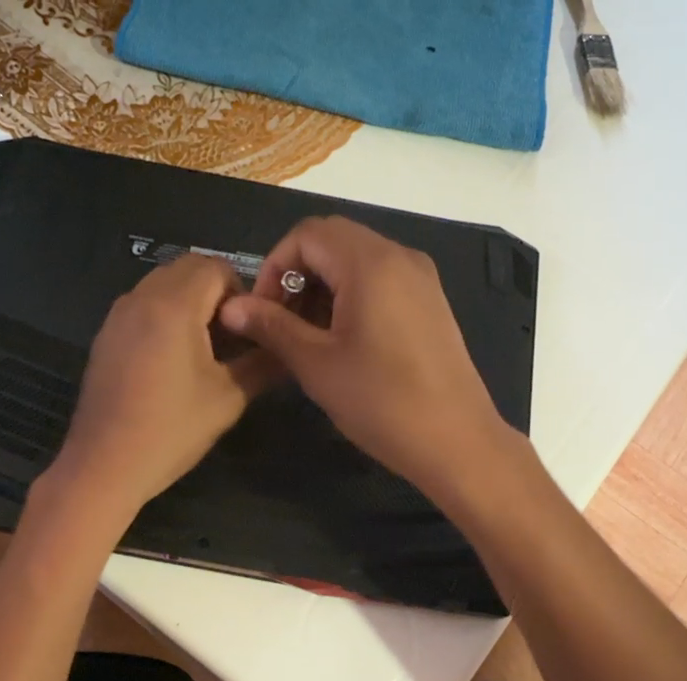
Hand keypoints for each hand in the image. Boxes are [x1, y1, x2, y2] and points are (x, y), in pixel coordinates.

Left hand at [50, 255, 277, 511]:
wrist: (105, 465)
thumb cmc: (170, 431)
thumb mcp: (228, 399)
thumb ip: (263, 364)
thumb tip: (287, 347)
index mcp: (173, 305)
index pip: (217, 267)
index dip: (242, 292)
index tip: (248, 332)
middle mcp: (141, 298)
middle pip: (188, 268)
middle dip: (216, 294)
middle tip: (230, 339)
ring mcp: (117, 316)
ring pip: (162, 285)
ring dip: (189, 304)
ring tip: (204, 352)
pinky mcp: (105, 337)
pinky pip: (142, 308)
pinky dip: (164, 318)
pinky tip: (172, 365)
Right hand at [218, 217, 520, 499]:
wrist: (455, 441)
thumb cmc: (380, 402)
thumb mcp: (316, 365)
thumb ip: (272, 327)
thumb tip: (230, 307)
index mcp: (370, 263)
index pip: (306, 234)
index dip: (274, 267)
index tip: (261, 313)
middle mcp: (399, 257)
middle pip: (333, 240)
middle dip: (297, 275)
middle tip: (280, 324)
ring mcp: (420, 279)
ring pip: (357, 261)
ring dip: (322, 288)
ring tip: (306, 339)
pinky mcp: (430, 304)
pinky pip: (380, 281)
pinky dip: (350, 297)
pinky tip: (342, 343)